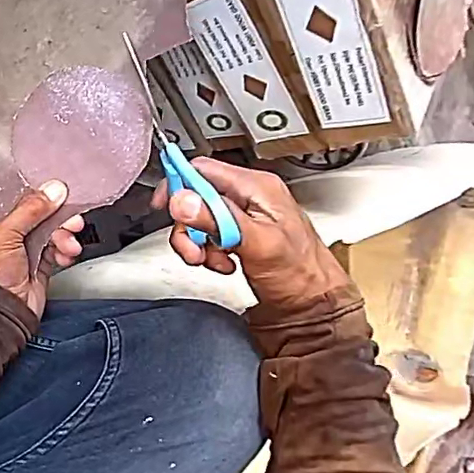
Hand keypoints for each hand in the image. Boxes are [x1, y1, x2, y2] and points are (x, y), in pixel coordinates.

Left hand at [0, 179, 84, 317]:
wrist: (1, 316)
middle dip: (58, 220)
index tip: (58, 195)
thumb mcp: (4, 235)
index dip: (39, 201)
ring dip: (64, 237)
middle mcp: (5, 243)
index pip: (17, 208)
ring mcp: (22, 257)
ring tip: (69, 246)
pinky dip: (64, 253)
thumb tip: (53, 189)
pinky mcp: (38, 271)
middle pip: (38, 221)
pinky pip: (56, 254)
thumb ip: (29, 210)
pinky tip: (67, 255)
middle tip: (73, 220)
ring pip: (50, 237)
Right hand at [150, 157, 351, 311]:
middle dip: (186, 226)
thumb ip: (218, 219)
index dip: (178, 185)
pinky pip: (206, 237)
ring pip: (196, 220)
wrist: (310, 303)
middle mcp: (247, 197)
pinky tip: (223, 263)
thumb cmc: (299, 273)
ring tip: (213, 260)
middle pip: (194, 197)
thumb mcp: (257, 242)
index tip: (163, 206)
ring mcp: (241, 217)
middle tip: (194, 248)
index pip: (203, 170)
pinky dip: (206, 253)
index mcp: (256, 187)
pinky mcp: (236, 235)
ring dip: (195, 244)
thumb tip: (184, 201)